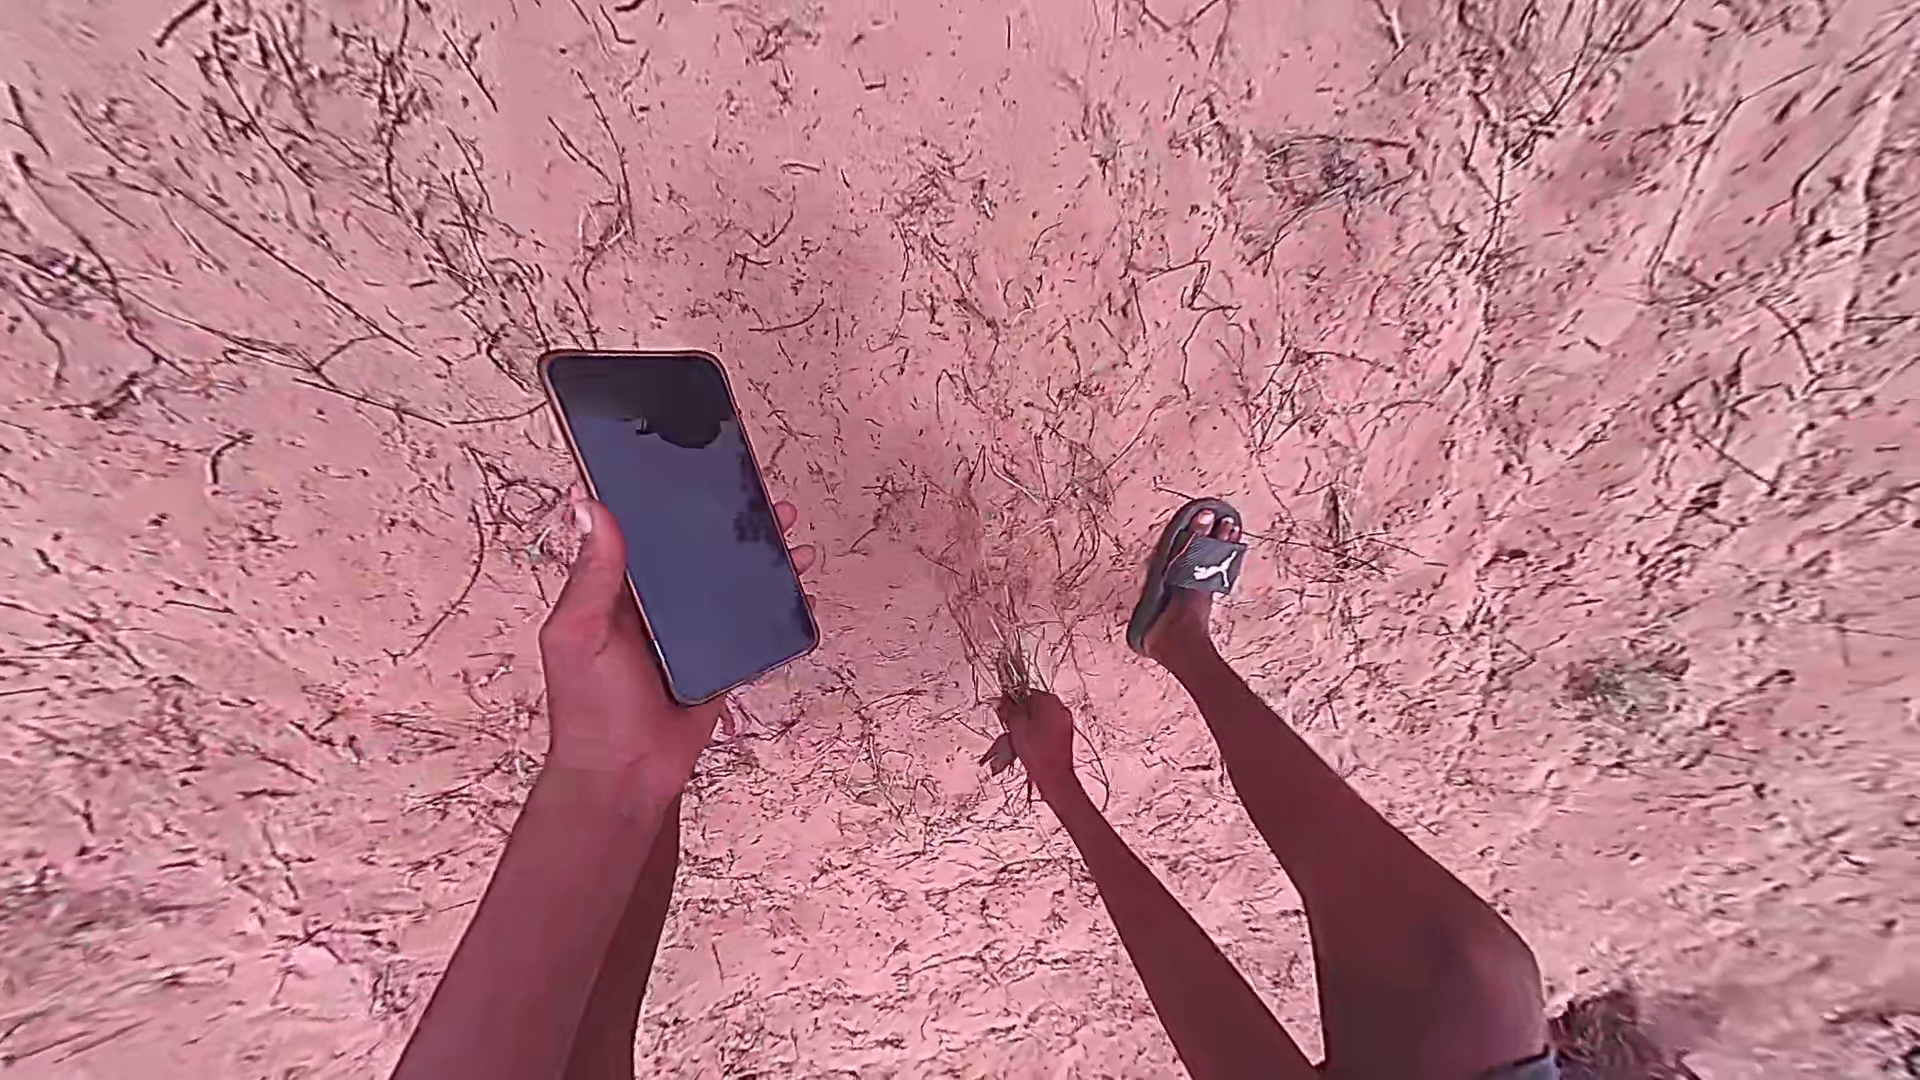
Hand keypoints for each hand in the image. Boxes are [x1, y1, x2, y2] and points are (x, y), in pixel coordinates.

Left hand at [537, 497, 815, 795]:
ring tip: (791, 542)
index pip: (652, 534)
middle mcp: (663, 602)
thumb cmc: (593, 707)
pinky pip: (756, 621)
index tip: (702, 475)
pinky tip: (798, 591)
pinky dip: (779, 605)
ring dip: (766, 560)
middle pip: (705, 552)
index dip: (676, 504)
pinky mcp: (724, 652)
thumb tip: (589, 508)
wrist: (631, 770)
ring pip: (737, 582)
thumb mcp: (580, 634)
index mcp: (624, 590)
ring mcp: (696, 627)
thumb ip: (592, 576)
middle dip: (738, 528)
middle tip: (765, 506)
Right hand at [997, 690, 1078, 796]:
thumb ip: (1009, 709)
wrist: (1054, 776)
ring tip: (1015, 740)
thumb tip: (1004, 701)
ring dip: (1026, 727)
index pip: (1027, 692)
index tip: (1004, 709)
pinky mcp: (1064, 737)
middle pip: (1034, 706)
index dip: (1012, 701)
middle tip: (1009, 725)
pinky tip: (1026, 746)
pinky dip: (1035, 735)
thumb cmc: (1038, 752)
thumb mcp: (1016, 725)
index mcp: (1050, 701)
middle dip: (1019, 716)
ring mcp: (1064, 723)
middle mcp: (1060, 709)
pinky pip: (1046, 730)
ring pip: (1039, 719)